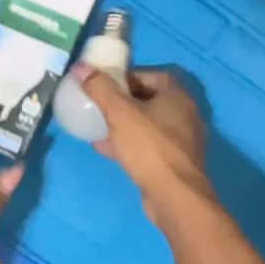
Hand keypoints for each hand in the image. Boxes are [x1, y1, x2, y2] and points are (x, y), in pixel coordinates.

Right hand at [75, 64, 212, 215]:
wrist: (174, 196)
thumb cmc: (149, 147)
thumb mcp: (120, 112)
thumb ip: (100, 88)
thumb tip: (81, 67)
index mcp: (177, 96)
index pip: (151, 75)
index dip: (126, 76)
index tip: (103, 83)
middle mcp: (183, 114)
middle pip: (148, 99)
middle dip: (122, 100)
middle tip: (98, 103)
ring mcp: (180, 140)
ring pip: (146, 124)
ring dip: (122, 123)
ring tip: (96, 125)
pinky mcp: (172, 161)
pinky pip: (146, 145)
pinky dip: (127, 143)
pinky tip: (104, 147)